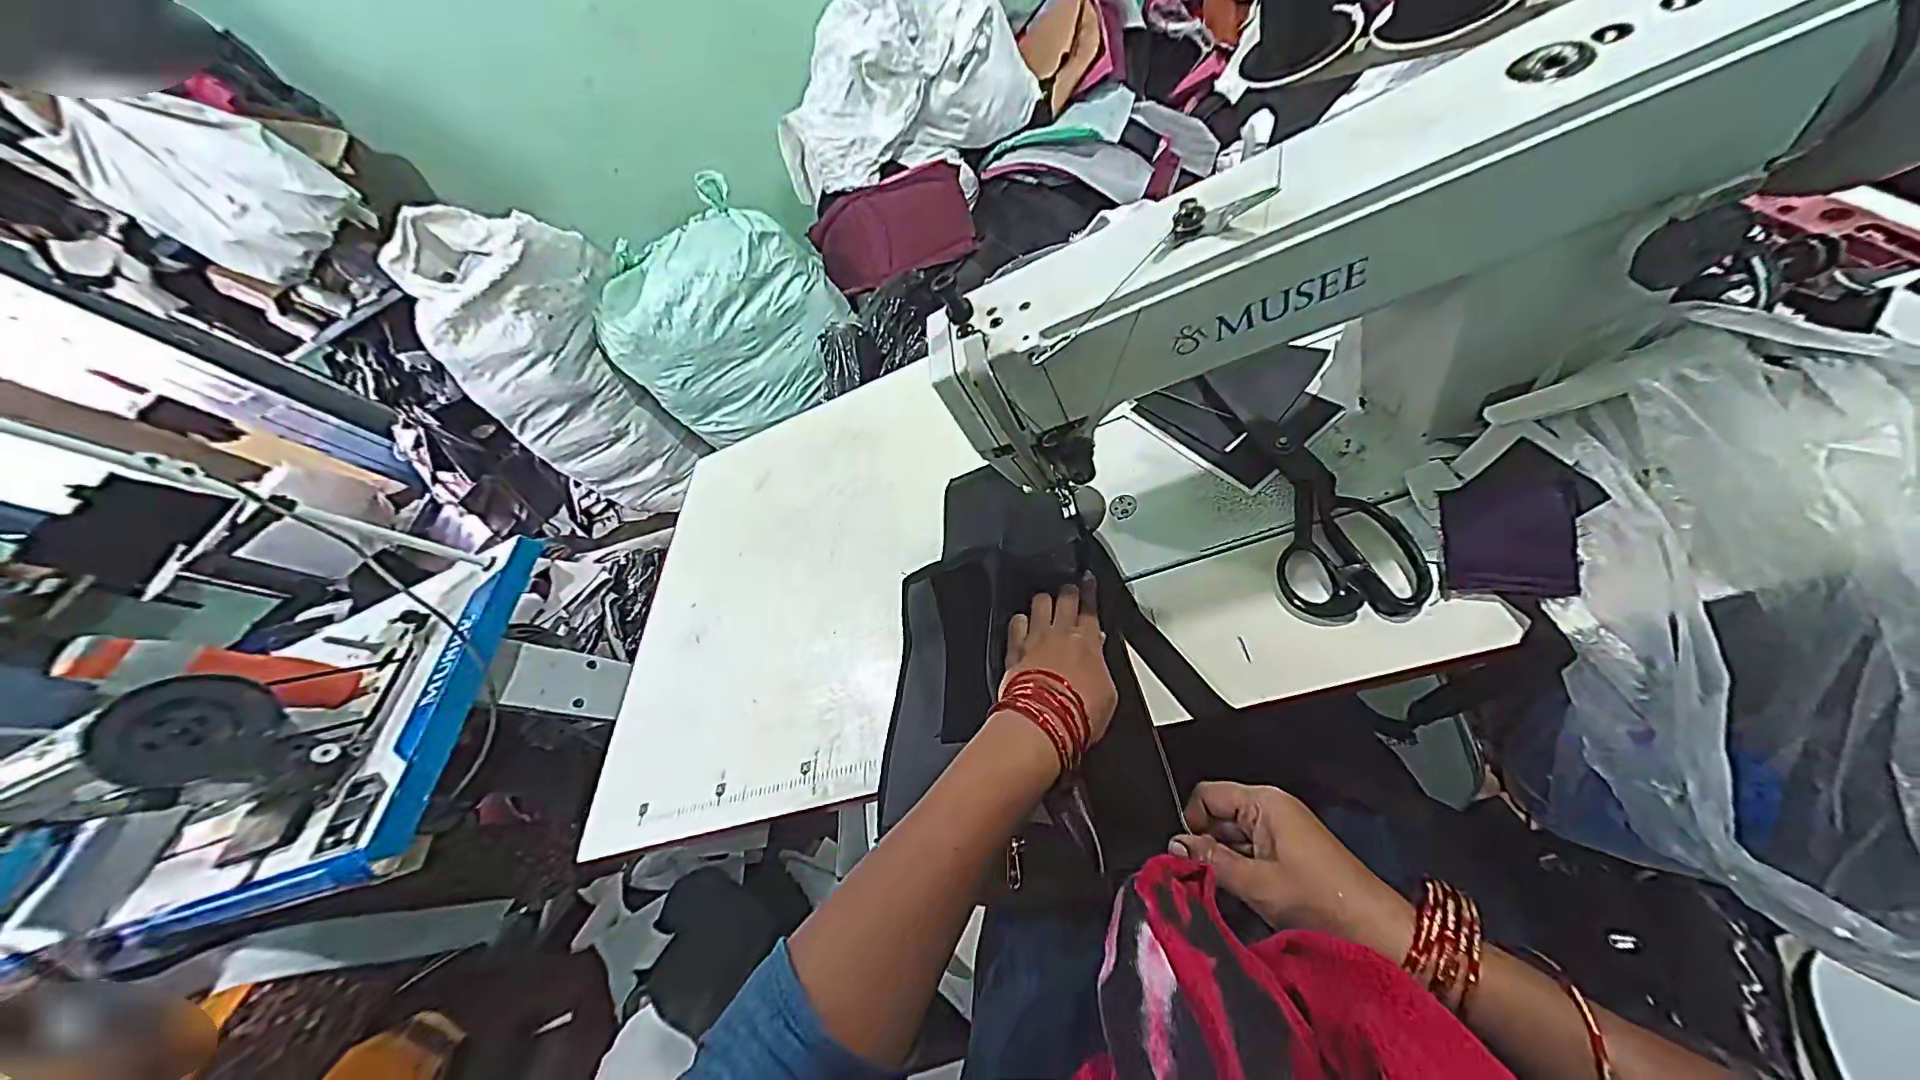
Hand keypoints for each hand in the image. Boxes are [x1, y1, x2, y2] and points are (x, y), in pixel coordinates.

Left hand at [1003, 581, 1118, 744]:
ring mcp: (1035, 639)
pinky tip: (1020, 622)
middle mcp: (1061, 634)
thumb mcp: (1108, 695)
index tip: (1088, 581)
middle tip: (1069, 590)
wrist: (1045, 720)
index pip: (1091, 608)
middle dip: (1068, 590)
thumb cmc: (1078, 713)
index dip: (1090, 591)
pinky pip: (1015, 624)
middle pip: (1065, 597)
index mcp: (1089, 642)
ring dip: (1043, 601)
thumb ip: (1102, 671)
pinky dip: (1018, 621)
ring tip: (1044, 602)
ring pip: (1039, 603)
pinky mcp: (1015, 650)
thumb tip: (1099, 666)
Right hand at [1172, 782, 1415, 961]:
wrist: (1378, 933)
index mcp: (1264, 802)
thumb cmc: (1324, 901)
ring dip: (1226, 860)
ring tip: (1233, 889)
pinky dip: (1242, 869)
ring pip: (1231, 835)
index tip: (1192, 855)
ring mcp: (1280, 829)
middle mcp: (1271, 808)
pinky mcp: (1287, 850)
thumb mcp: (1255, 882)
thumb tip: (1175, 845)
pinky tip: (1248, 892)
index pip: (1206, 795)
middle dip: (1208, 844)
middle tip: (1210, 877)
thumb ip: (1210, 860)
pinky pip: (1248, 850)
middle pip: (1217, 814)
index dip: (1192, 823)